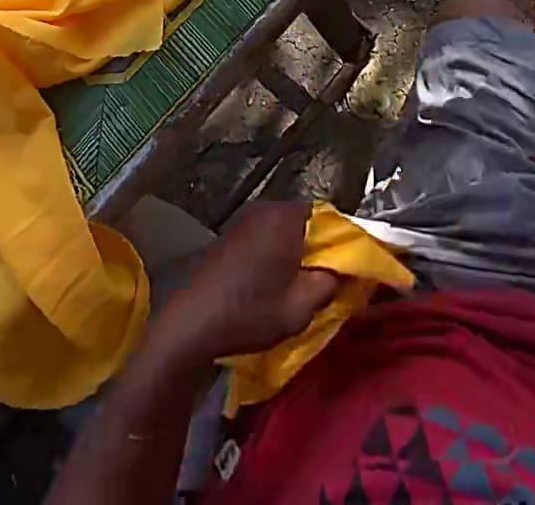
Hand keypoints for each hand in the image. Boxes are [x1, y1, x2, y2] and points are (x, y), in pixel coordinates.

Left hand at [144, 202, 339, 363]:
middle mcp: (265, 209)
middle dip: (317, 245)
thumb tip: (343, 272)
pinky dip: (273, 252)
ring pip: (284, 229)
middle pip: (305, 220)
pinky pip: (264, 235)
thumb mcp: (301, 307)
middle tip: (322, 276)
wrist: (190, 325)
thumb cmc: (250, 312)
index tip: (343, 266)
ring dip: (294, 249)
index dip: (340, 240)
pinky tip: (270, 280)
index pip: (328, 216)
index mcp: (285, 217)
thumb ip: (330, 283)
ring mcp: (243, 219)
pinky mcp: (228, 234)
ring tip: (296, 281)